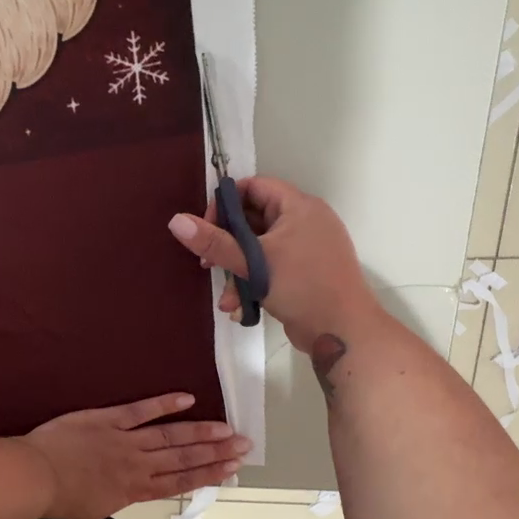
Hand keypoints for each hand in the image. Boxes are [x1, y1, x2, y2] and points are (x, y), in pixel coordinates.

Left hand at [22, 393, 247, 518]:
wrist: (35, 477)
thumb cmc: (57, 500)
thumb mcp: (94, 509)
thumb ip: (116, 497)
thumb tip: (128, 490)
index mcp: (133, 491)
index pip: (178, 483)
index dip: (207, 475)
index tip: (231, 470)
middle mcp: (136, 466)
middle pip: (183, 459)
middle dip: (215, 453)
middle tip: (245, 446)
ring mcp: (124, 441)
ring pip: (170, 436)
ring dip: (201, 432)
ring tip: (228, 429)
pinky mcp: (106, 420)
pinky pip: (140, 410)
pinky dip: (164, 404)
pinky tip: (187, 398)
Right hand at [167, 176, 383, 353]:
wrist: (342, 331)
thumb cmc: (301, 286)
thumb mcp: (251, 263)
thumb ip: (213, 242)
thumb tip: (176, 221)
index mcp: (298, 207)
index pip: (253, 187)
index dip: (225, 204)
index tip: (206, 230)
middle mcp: (305, 221)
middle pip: (252, 220)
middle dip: (226, 245)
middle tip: (207, 264)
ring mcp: (307, 247)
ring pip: (258, 248)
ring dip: (236, 271)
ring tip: (225, 296)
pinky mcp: (305, 271)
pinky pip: (270, 266)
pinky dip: (253, 282)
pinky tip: (239, 306)